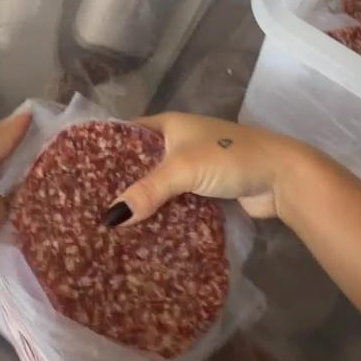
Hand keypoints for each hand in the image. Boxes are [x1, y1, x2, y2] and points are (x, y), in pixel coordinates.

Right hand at [108, 113, 308, 224]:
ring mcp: (192, 169)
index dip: (104, 151)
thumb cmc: (228, 156)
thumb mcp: (183, 169)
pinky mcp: (205, 192)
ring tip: (109, 228)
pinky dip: (162, 216)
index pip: (126, 134)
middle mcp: (176, 143)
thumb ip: (147, 191)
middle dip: (120, 184)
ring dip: (142, 205)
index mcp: (167, 125)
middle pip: (140, 164)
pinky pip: (175, 204)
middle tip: (88, 209)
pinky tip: (142, 235)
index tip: (78, 174)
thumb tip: (109, 219)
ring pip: (158, 187)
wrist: (282, 176)